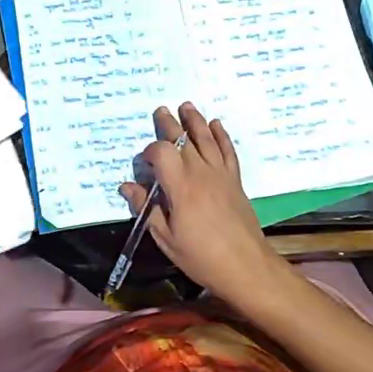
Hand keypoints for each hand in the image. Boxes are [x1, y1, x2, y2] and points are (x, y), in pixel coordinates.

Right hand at [119, 103, 286, 304]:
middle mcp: (202, 173)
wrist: (245, 265)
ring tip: (187, 106)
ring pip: (207, 140)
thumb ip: (147, 210)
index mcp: (181, 187)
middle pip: (184, 140)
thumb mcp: (166, 239)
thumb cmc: (201, 257)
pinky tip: (216, 125)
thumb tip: (127, 187)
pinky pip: (228, 152)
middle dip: (170, 125)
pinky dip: (222, 136)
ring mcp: (222, 175)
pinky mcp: (236, 181)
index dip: (150, 151)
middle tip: (161, 110)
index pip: (163, 152)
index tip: (143, 162)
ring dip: (196, 121)